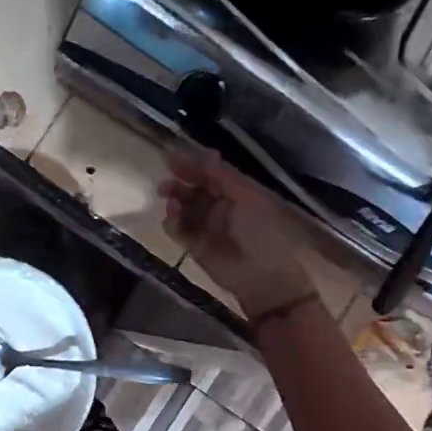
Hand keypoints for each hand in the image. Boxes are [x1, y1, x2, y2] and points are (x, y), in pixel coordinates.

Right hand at [163, 149, 317, 319]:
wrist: (267, 278)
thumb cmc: (264, 232)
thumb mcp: (248, 197)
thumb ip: (223, 177)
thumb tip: (204, 152)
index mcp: (238, 193)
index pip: (211, 174)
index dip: (192, 165)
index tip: (170, 159)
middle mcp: (221, 208)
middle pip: (194, 190)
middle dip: (179, 184)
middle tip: (165, 185)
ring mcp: (207, 228)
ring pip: (184, 210)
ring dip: (175, 203)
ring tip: (171, 203)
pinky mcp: (196, 248)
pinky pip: (179, 232)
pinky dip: (173, 224)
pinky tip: (172, 220)